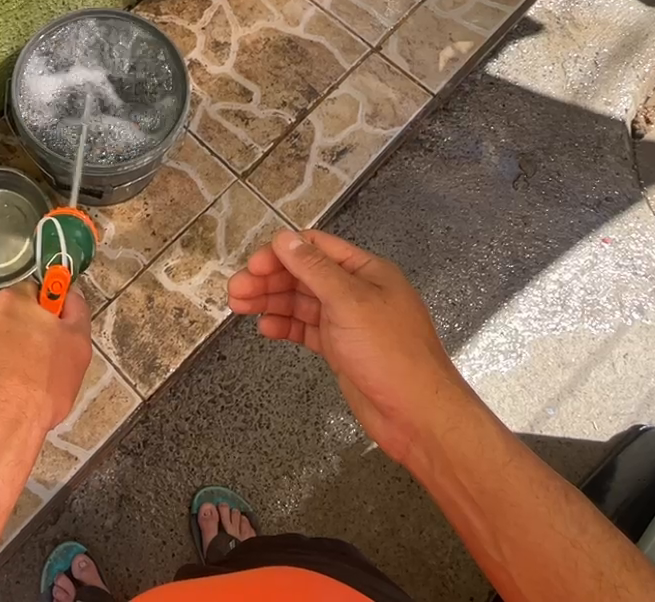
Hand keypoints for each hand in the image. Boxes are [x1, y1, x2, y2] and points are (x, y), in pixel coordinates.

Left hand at [0, 284, 92, 438]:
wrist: (0, 429)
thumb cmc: (43, 384)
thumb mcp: (78, 344)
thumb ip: (76, 310)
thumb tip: (69, 295)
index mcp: (12, 299)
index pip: (35, 291)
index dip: (49, 313)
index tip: (56, 335)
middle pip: (12, 315)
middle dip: (26, 331)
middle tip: (43, 361)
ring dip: (6, 350)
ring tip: (22, 381)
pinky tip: (1, 392)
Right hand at [227, 229, 477, 461]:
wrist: (419, 417)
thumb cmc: (388, 352)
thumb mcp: (349, 302)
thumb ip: (314, 269)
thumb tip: (283, 238)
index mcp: (366, 271)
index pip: (316, 248)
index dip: (282, 253)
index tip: (252, 266)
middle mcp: (356, 291)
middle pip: (303, 275)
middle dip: (268, 280)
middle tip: (235, 291)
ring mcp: (348, 321)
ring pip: (301, 302)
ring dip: (270, 301)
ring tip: (237, 307)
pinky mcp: (341, 349)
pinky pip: (306, 329)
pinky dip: (285, 326)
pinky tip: (265, 330)